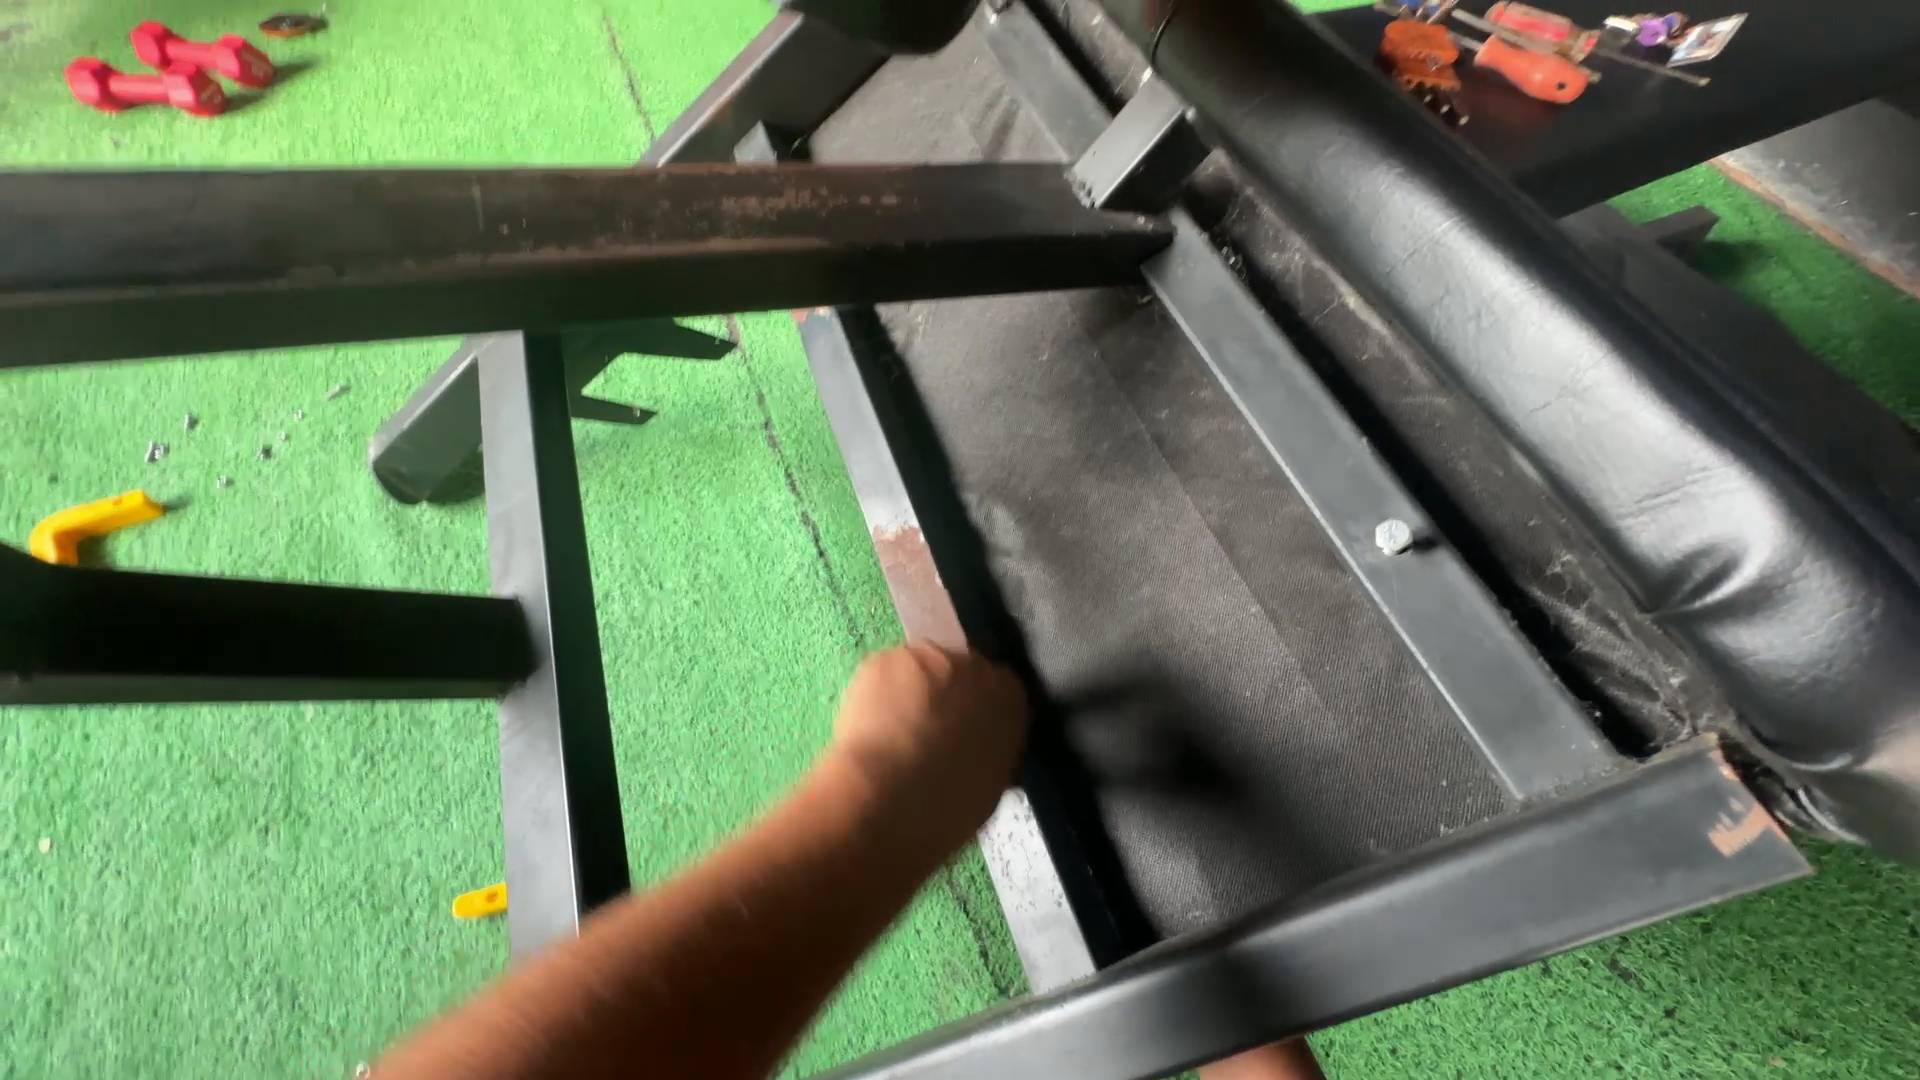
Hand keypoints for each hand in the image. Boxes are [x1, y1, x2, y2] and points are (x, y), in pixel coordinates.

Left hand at [826, 645, 1029, 849]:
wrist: (889, 799)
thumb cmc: (949, 808)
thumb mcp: (991, 785)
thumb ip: (990, 752)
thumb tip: (975, 751)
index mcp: (1009, 698)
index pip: (998, 691)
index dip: (975, 712)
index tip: (960, 733)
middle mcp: (975, 666)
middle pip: (958, 670)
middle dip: (943, 694)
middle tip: (923, 732)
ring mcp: (928, 657)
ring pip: (918, 668)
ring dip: (909, 691)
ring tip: (890, 731)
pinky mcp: (885, 659)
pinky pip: (884, 673)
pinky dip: (876, 694)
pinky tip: (868, 725)